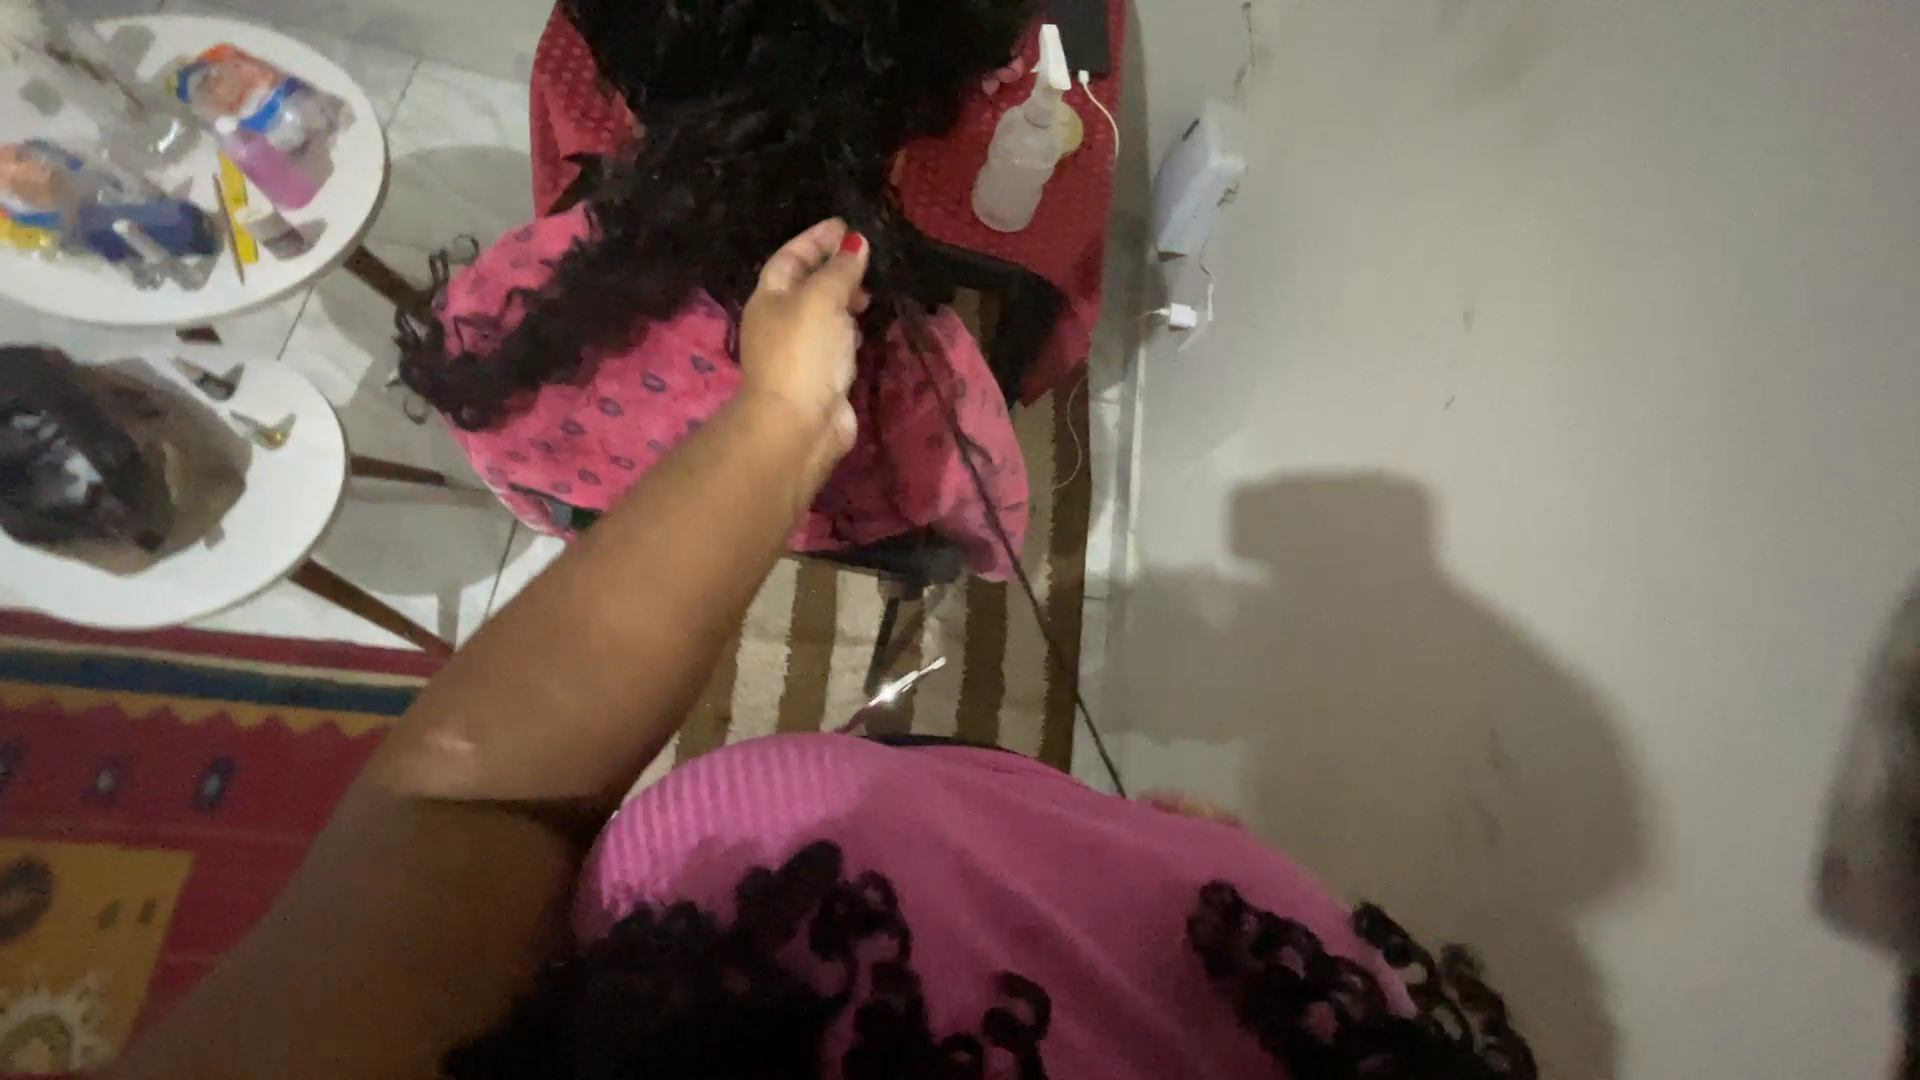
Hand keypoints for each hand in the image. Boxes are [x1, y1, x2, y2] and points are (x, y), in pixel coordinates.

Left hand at [738, 218, 869, 456]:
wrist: (799, 424)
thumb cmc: (804, 353)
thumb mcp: (822, 299)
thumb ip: (840, 270)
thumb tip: (856, 243)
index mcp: (769, 298)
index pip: (791, 257)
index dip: (816, 240)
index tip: (845, 226)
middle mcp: (780, 323)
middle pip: (806, 286)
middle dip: (832, 271)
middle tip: (864, 263)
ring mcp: (799, 354)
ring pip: (823, 317)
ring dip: (844, 303)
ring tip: (869, 296)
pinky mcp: (819, 379)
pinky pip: (835, 345)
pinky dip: (849, 333)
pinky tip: (864, 332)